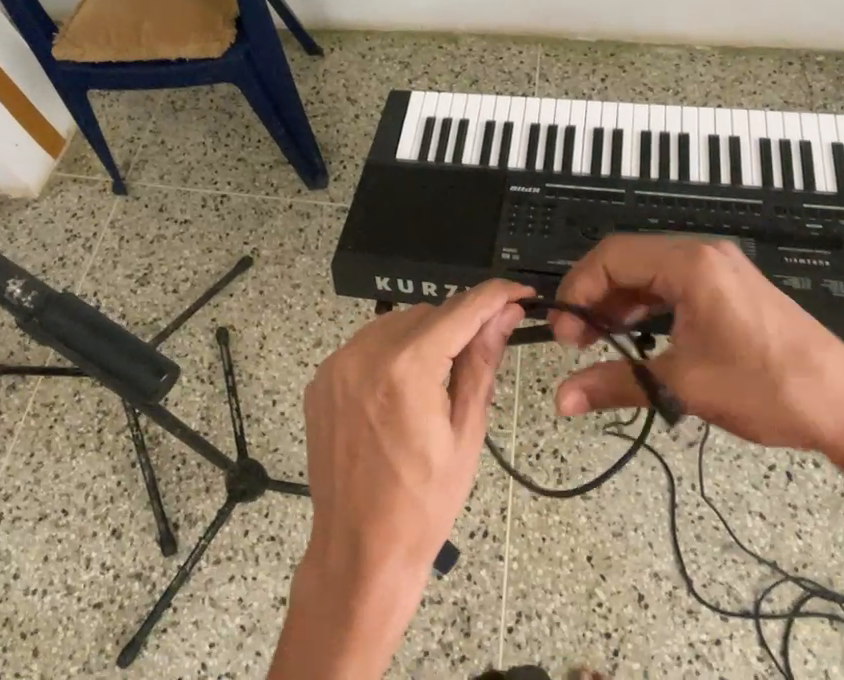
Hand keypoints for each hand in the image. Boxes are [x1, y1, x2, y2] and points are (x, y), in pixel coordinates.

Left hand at [271, 280, 526, 678]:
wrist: (359, 549)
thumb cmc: (423, 503)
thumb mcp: (466, 433)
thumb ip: (482, 363)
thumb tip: (505, 314)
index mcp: (407, 368)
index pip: (461, 310)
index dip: (496, 296)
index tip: (521, 293)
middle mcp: (364, 354)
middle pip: (428, 314)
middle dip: (460, 326)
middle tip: (482, 358)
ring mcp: (336, 366)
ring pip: (395, 325)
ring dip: (425, 339)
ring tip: (440, 384)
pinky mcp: (321, 381)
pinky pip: (366, 347)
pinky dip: (391, 355)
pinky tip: (404, 392)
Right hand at [552, 235, 843, 455]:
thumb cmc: (766, 389)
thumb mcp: (681, 385)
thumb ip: (613, 383)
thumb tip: (560, 400)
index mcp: (691, 263)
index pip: (611, 256)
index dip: (578, 290)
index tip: (562, 333)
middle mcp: (706, 256)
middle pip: (628, 262)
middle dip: (595, 299)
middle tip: (575, 343)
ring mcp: (723, 272)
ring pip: (651, 276)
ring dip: (620, 306)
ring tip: (599, 344)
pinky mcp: (734, 292)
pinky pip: (675, 289)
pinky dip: (649, 311)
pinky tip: (638, 341)